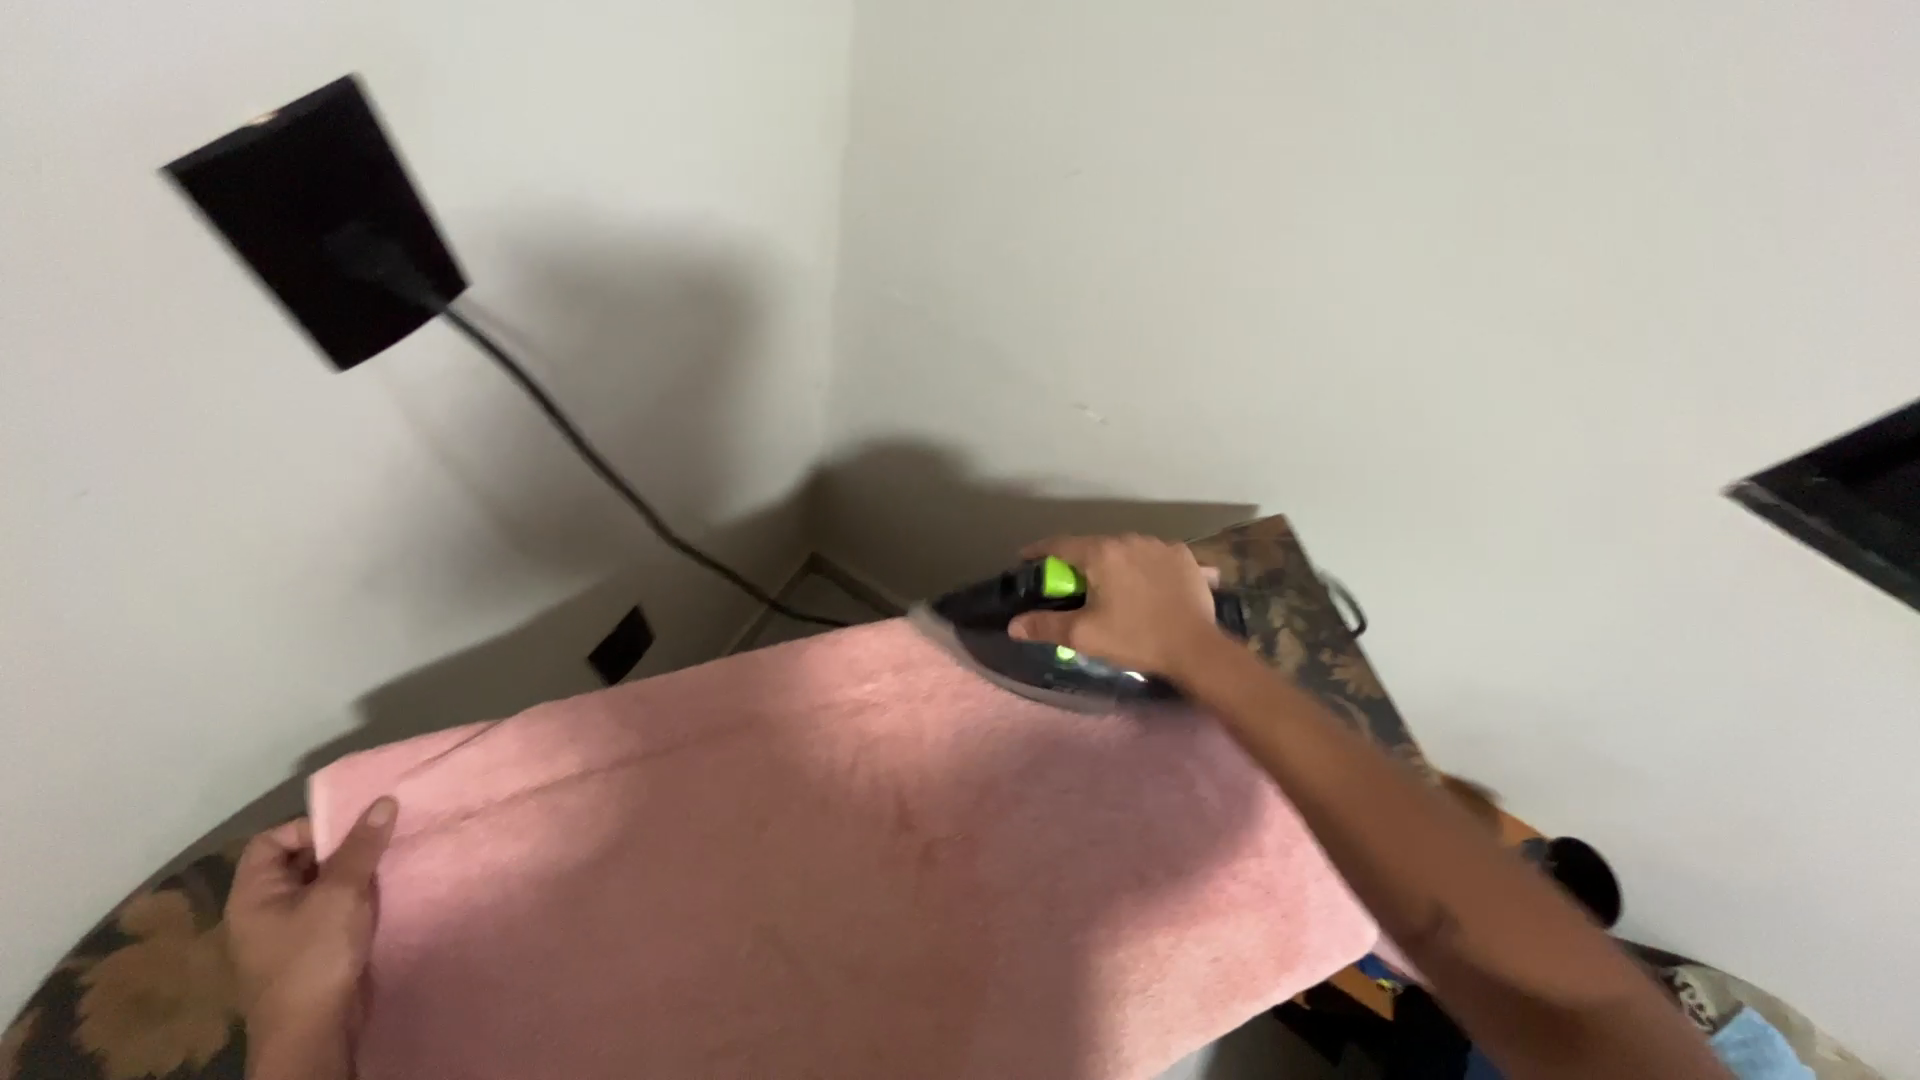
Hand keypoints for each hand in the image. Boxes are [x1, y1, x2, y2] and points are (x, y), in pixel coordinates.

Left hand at [226, 798, 396, 1050]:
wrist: (315, 1029)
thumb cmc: (316, 955)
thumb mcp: (341, 893)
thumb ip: (362, 846)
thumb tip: (383, 800)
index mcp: (254, 894)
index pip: (273, 840)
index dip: (310, 828)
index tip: (351, 832)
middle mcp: (264, 908)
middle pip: (301, 860)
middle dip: (341, 848)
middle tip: (379, 843)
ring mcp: (287, 931)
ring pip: (322, 884)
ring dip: (354, 873)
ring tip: (387, 865)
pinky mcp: (312, 947)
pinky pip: (334, 908)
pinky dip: (357, 897)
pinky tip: (384, 895)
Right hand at [1008, 535, 1226, 678]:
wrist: (1196, 648)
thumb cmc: (1135, 639)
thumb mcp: (1084, 635)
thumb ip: (1045, 626)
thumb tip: (1013, 625)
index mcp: (1102, 553)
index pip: (1060, 544)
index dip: (1039, 551)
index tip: (1026, 560)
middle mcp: (1130, 540)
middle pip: (1095, 546)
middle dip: (1080, 562)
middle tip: (1072, 584)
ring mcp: (1161, 546)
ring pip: (1127, 549)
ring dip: (1115, 563)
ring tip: (1113, 586)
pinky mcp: (1186, 557)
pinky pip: (1156, 557)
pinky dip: (1146, 568)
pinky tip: (1148, 586)